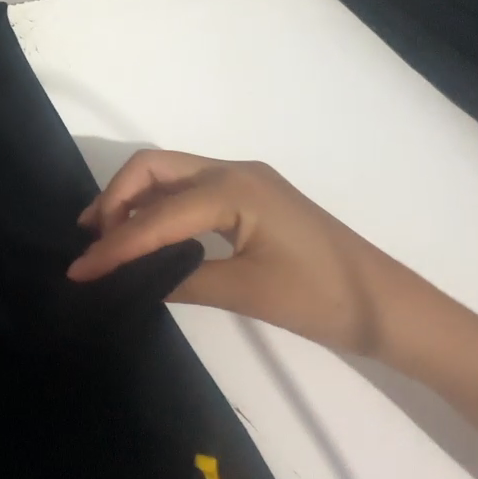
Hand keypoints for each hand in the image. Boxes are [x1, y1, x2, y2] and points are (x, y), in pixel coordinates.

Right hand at [66, 150, 428, 356]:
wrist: (398, 310)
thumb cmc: (326, 299)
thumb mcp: (247, 293)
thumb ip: (180, 279)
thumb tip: (128, 280)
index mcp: (232, 189)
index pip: (156, 216)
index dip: (114, 245)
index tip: (79, 269)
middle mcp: (232, 170)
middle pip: (151, 168)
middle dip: (114, 200)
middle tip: (94, 240)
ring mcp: (242, 179)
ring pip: (166, 174)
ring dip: (132, 200)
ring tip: (108, 236)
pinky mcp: (249, 194)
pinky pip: (186, 188)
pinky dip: (158, 206)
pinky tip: (149, 234)